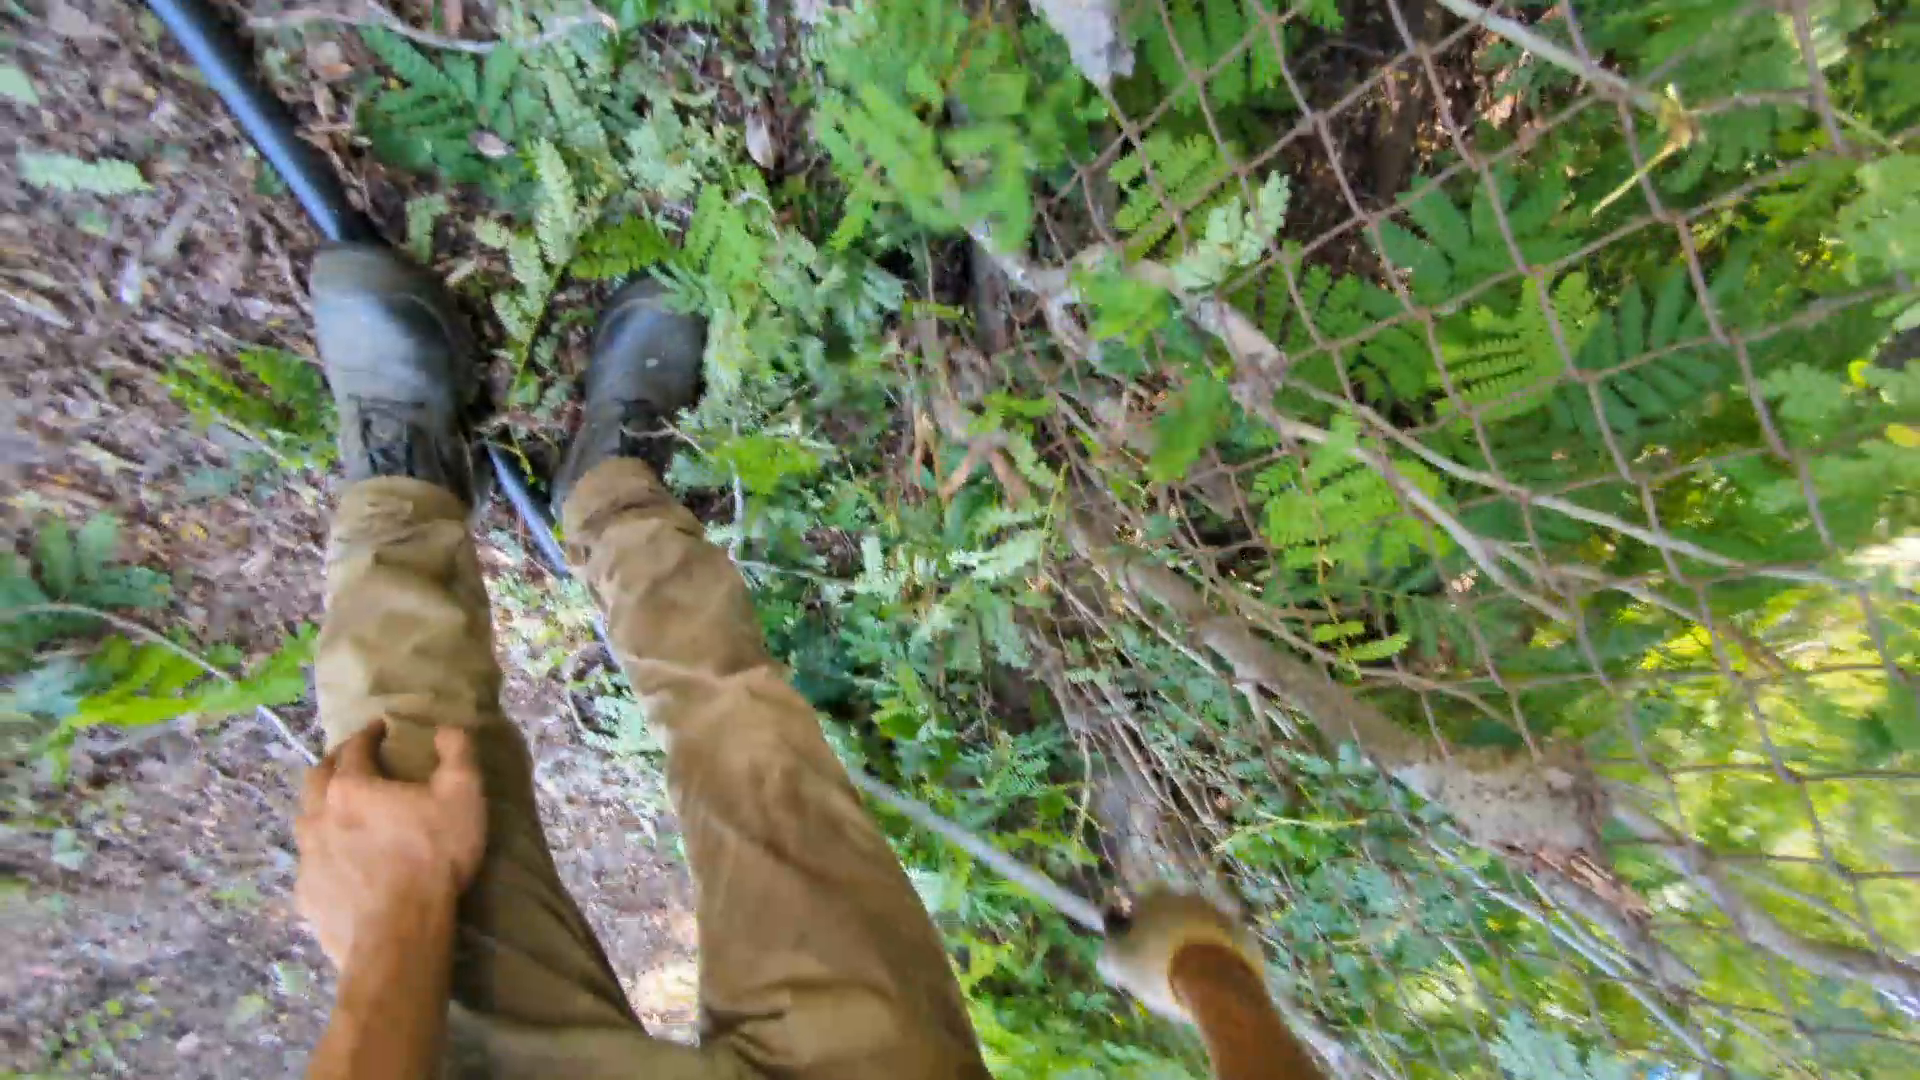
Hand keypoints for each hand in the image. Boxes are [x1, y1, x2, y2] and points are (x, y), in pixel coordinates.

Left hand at [294, 723, 486, 967]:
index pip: (353, 750)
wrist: (400, 929)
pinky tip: (344, 854)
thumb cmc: (434, 852)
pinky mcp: (308, 893)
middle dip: (334, 762)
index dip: (367, 734)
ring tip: (343, 806)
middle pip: (316, 779)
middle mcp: (319, 817)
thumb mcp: (463, 792)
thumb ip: (457, 752)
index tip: (379, 727)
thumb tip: (444, 729)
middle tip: (352, 758)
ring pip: (306, 818)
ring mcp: (308, 858)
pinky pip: (312, 857)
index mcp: (353, 788)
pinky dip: (326, 844)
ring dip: (323, 803)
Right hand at [1099, 888, 1262, 1021]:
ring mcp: (1217, 912)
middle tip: (1164, 959)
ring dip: (1194, 940)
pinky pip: (1225, 942)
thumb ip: (1110, 950)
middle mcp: (1186, 896)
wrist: (1217, 982)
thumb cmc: (1161, 967)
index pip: (1140, 902)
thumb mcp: (1122, 962)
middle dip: (1168, 930)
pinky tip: (1213, 977)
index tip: (1136, 945)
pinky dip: (1219, 954)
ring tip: (1190, 972)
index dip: (1136, 923)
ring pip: (1200, 925)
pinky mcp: (1242, 934)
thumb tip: (1107, 946)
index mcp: (1155, 897)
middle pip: (1172, 911)